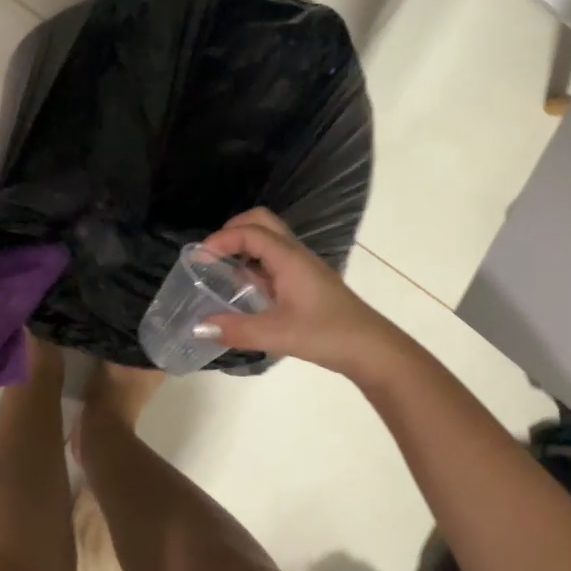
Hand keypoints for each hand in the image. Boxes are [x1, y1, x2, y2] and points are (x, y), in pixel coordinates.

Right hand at [195, 208, 397, 379]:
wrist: (372, 349)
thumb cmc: (326, 335)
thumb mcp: (277, 334)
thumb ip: (236, 330)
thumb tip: (198, 327)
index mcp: (288, 258)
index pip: (249, 232)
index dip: (221, 239)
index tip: (199, 257)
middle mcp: (296, 254)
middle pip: (261, 221)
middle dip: (233, 230)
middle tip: (211, 252)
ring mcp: (304, 266)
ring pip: (270, 239)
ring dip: (245, 245)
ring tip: (223, 269)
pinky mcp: (308, 281)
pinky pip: (276, 258)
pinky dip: (256, 262)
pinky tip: (247, 289)